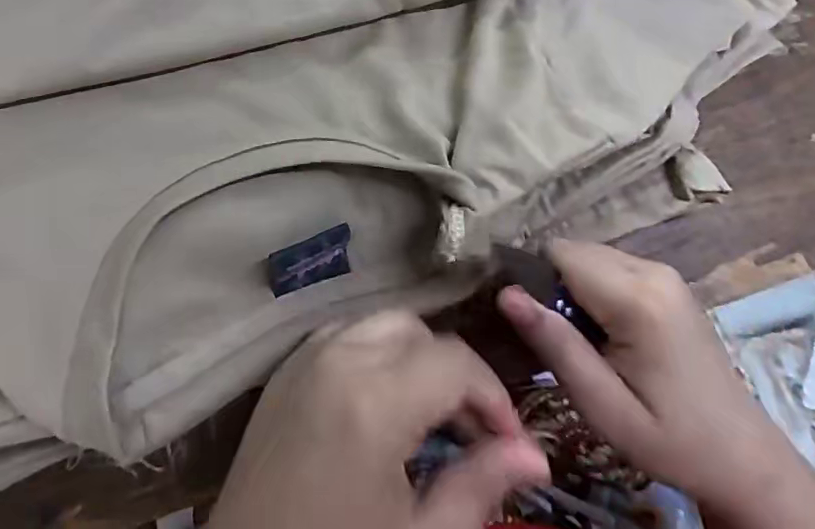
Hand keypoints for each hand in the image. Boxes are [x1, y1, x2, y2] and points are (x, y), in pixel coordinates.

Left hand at [207, 311, 549, 528]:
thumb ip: (478, 488)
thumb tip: (534, 455)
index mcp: (373, 398)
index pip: (455, 362)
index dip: (494, 397)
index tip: (511, 443)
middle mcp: (337, 357)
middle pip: (417, 331)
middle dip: (453, 373)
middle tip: (471, 433)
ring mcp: (302, 361)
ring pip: (378, 326)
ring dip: (413, 357)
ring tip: (428, 419)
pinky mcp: (280, 376)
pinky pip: (341, 337)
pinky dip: (373, 353)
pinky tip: (381, 405)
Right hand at [497, 240, 814, 528]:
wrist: (744, 459)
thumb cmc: (671, 441)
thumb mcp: (604, 407)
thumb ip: (556, 345)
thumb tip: (506, 293)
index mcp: (637, 298)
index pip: (559, 255)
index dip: (534, 283)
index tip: (530, 325)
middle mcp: (652, 269)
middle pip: (574, 251)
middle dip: (554, 286)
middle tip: (557, 341)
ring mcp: (664, 272)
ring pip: (590, 255)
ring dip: (574, 288)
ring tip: (582, 341)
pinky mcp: (668, 280)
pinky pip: (611, 265)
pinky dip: (595, 289)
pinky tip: (605, 332)